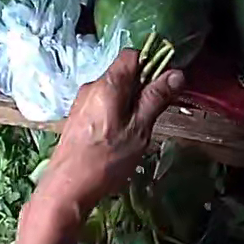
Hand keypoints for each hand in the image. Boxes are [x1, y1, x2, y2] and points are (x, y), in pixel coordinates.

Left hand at [32, 48, 184, 220]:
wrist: (67, 188)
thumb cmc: (106, 159)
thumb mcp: (139, 129)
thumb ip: (156, 99)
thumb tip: (176, 73)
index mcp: (108, 84)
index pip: (132, 55)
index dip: (151, 64)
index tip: (165, 85)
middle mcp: (92, 87)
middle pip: (123, 73)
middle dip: (143, 87)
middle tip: (155, 112)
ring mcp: (82, 103)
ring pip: (114, 91)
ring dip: (131, 102)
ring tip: (139, 129)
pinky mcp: (78, 119)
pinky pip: (103, 105)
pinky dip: (117, 113)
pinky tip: (121, 137)